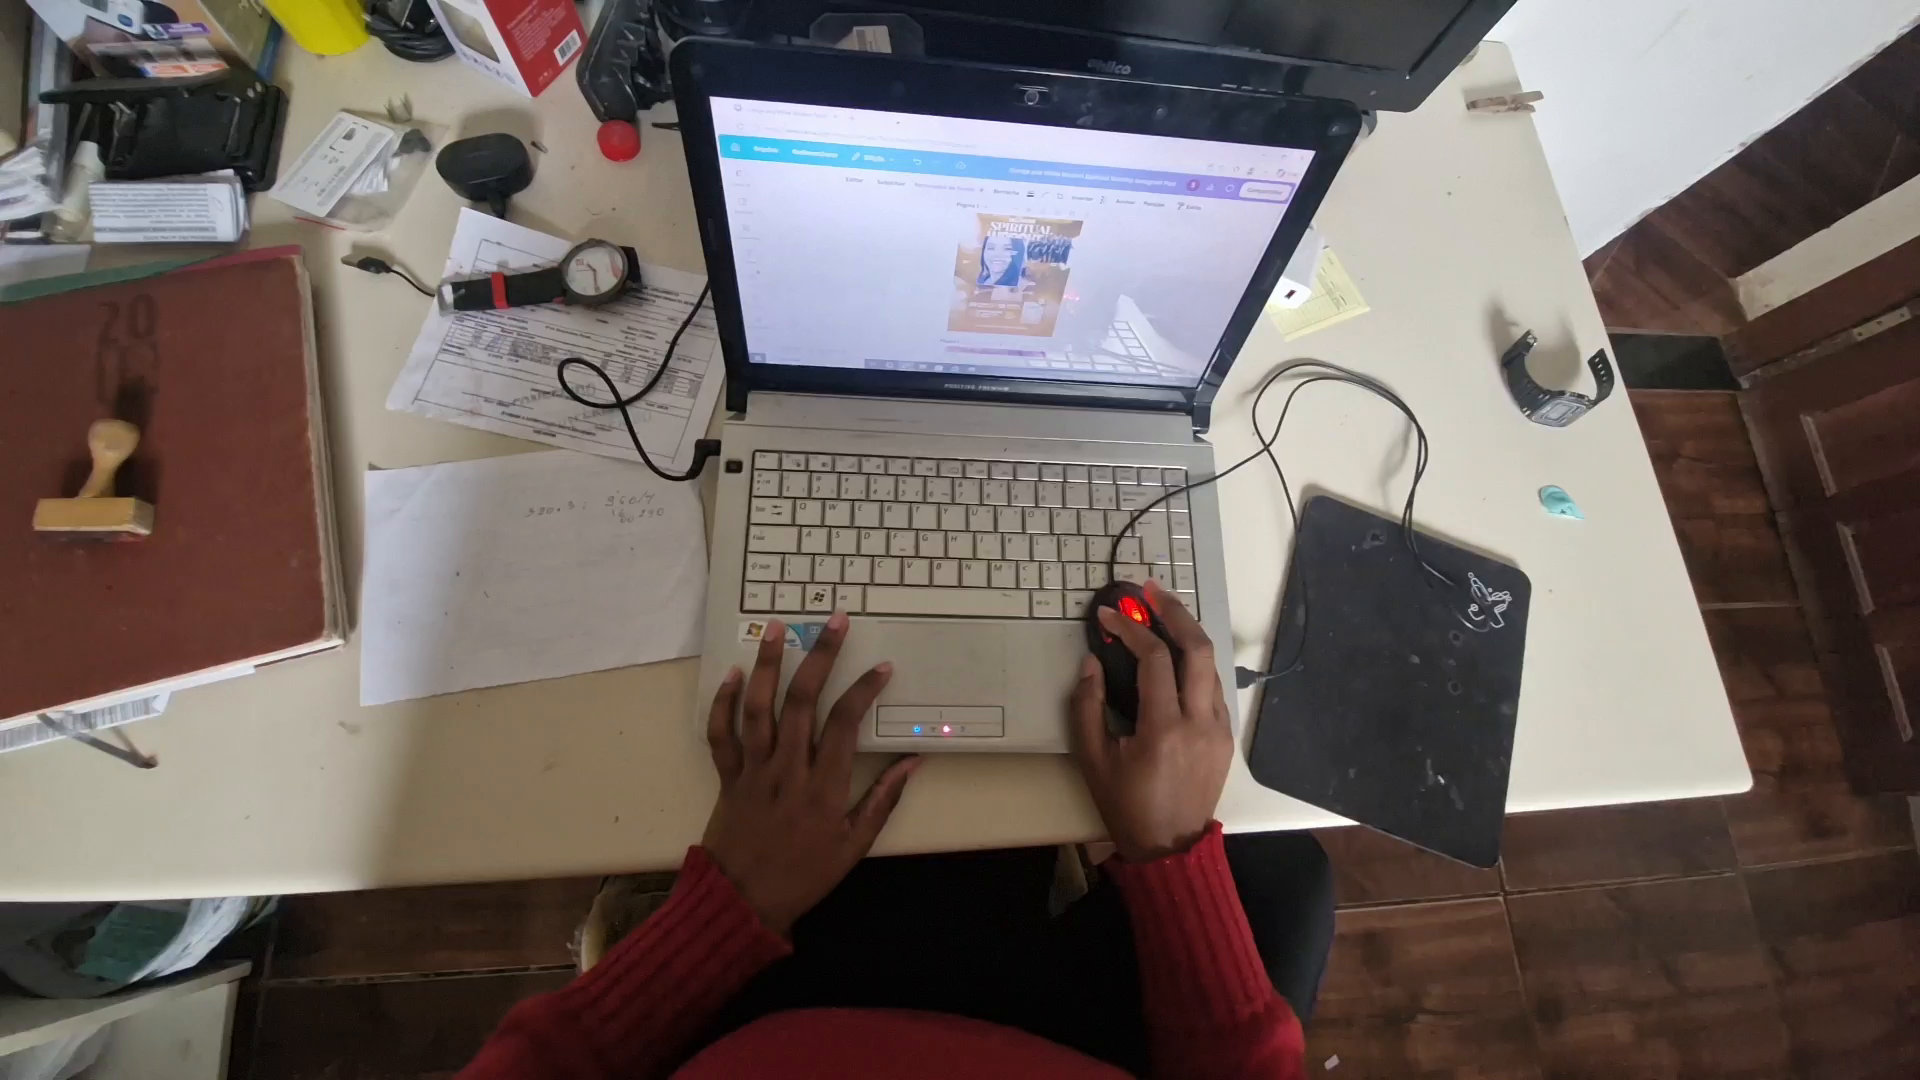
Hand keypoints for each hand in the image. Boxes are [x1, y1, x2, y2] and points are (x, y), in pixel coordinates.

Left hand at [702, 613, 919, 936]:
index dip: (865, 690)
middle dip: (821, 656)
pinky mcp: (727, 776)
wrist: (740, 906)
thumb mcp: (854, 845)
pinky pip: (720, 734)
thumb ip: (884, 800)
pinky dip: (723, 703)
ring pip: (759, 708)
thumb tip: (914, 762)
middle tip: (834, 620)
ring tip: (778, 627)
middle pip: (803, 701)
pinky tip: (733, 674)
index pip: (846, 724)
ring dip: (769, 664)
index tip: (883, 667)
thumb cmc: (805, 875)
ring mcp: (753, 769)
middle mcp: (787, 768)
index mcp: (823, 786)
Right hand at [1070, 580, 1233, 861]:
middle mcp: (1201, 722)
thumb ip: (1087, 705)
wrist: (1171, 850)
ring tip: (1163, 612)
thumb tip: (1092, 661)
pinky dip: (1195, 660)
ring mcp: (1219, 728)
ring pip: (1211, 663)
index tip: (1109, 615)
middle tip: (1151, 590)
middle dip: (1175, 611)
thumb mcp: (1092, 758)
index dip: (1131, 628)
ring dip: (1188, 632)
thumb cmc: (1125, 805)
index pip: (1155, 659)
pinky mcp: (1225, 736)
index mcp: (1165, 729)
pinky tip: (1177, 651)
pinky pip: (1213, 685)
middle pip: (1198, 648)